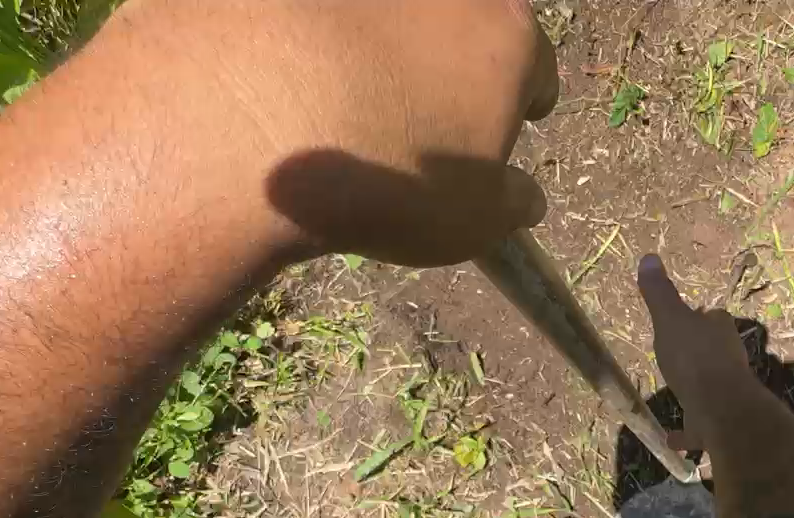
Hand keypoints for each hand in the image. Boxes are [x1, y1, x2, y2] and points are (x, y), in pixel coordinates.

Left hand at [121, 0, 558, 266]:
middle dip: (459, 66)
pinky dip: (323, 39)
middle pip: (467, 27)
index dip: (526, 102)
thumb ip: (510, 204)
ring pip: (397, 15)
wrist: (257, 125)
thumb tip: (525, 198)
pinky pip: (326, 19)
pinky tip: (301, 78)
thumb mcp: (472, 220)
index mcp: (505, 39)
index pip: (536, 68)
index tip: (511, 123)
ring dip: (391, 47)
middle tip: (429, 117)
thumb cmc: (393, 181)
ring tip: (357, 100)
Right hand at [637, 254, 761, 447]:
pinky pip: (701, 425)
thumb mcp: (670, 320)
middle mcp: (729, 358)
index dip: (697, 318)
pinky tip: (672, 438)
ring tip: (678, 393)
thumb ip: (660, 293)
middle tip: (677, 358)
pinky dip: (688, 431)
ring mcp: (728, 391)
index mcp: (719, 330)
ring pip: (710, 387)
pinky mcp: (721, 421)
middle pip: (714, 351)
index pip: (711, 317)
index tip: (683, 322)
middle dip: (699, 354)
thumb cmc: (693, 359)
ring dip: (696, 389)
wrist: (719, 407)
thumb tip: (648, 257)